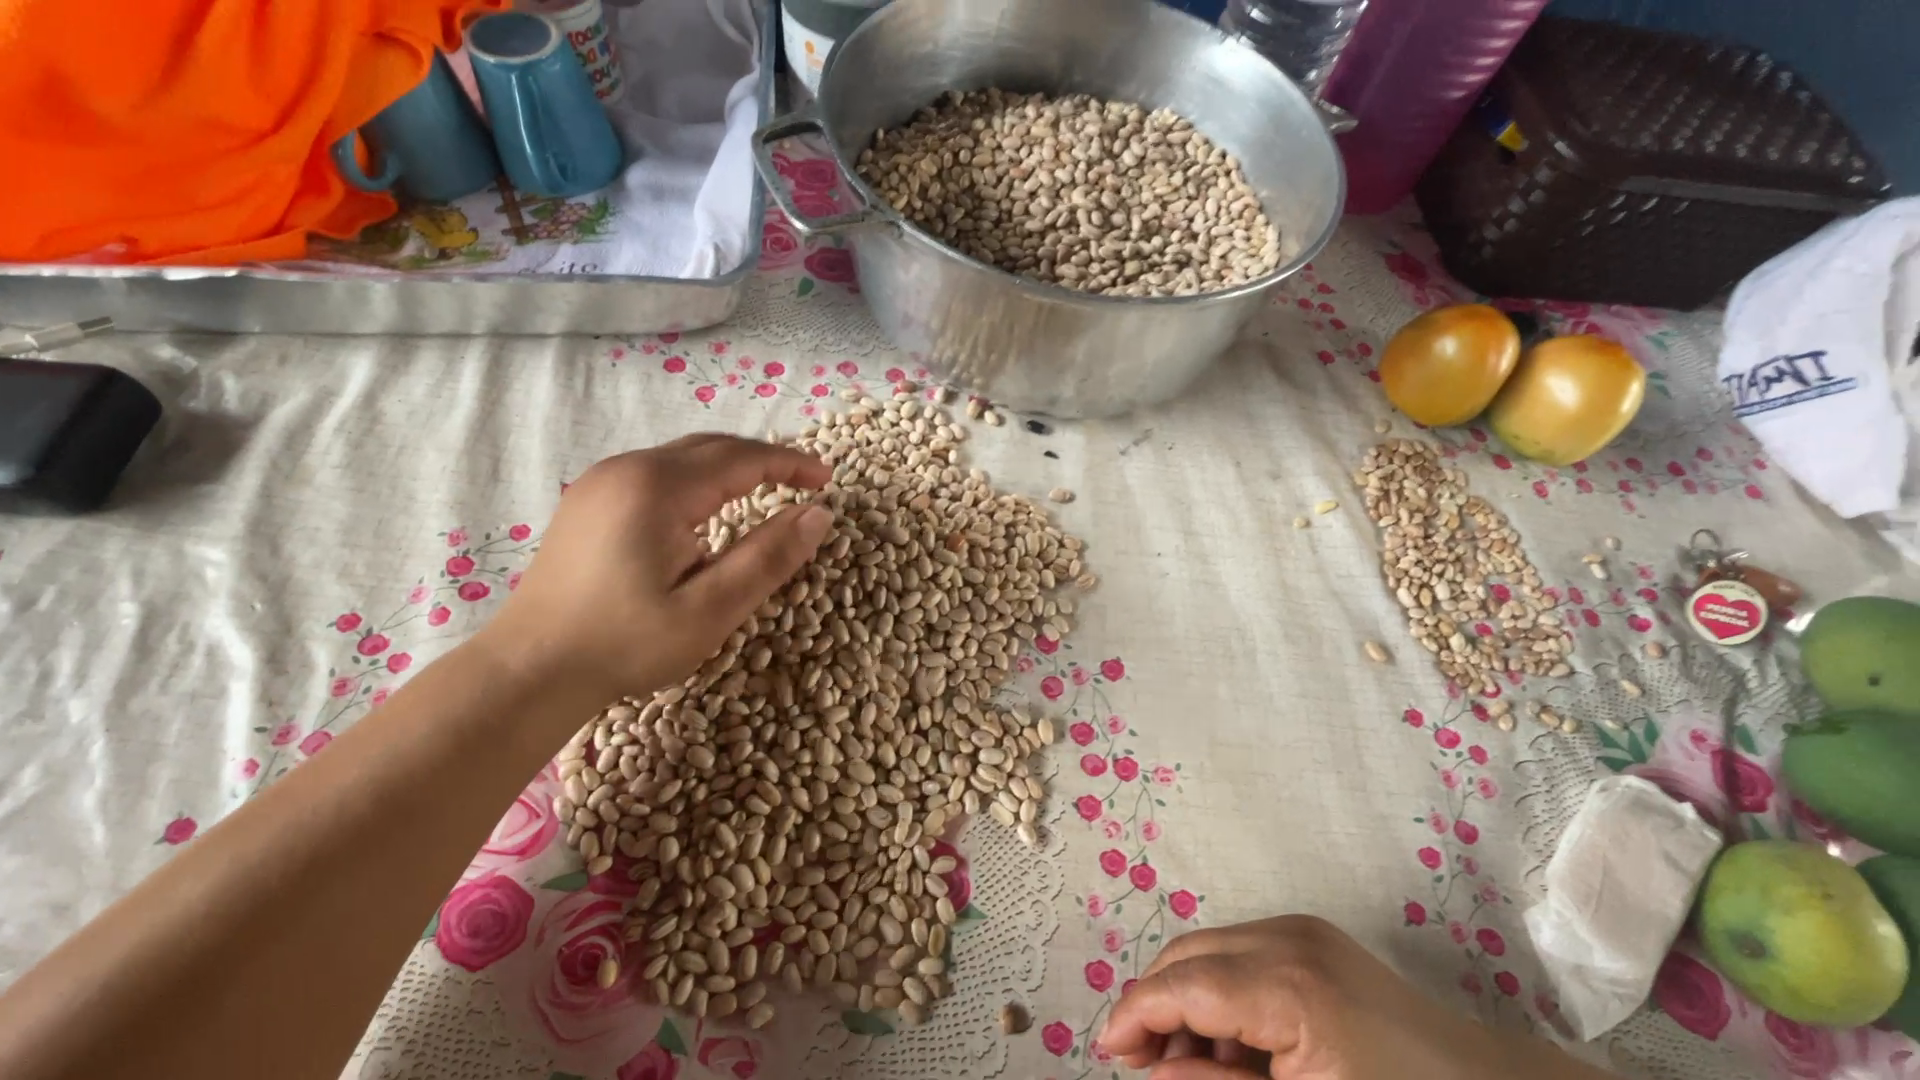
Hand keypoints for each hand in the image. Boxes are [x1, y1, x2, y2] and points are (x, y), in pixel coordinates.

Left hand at [479, 434, 832, 702]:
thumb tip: (819, 514)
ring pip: (681, 458)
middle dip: (763, 459)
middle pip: (711, 447)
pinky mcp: (586, 503)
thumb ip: (769, 557)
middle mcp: (627, 469)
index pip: (741, 459)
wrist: (530, 668)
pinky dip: (695, 481)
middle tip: (804, 482)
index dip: (790, 464)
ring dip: (728, 469)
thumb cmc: (626, 643)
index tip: (827, 479)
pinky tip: (706, 511)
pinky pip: (655, 474)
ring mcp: (600, 483)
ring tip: (765, 492)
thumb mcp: (711, 609)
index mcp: (659, 488)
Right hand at [1100, 916, 1563, 1079]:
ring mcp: (1300, 929)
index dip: (1136, 1013)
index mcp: (1286, 984)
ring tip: (1184, 1059)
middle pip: (1187, 954)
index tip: (1108, 1050)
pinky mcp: (1310, 935)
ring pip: (1208, 948)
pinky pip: (1238, 951)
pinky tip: (1228, 1040)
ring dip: (1184, 996)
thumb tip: (1154, 1069)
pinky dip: (1218, 989)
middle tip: (1139, 1060)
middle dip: (1153, 1001)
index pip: (1183, 984)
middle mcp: (1286, 938)